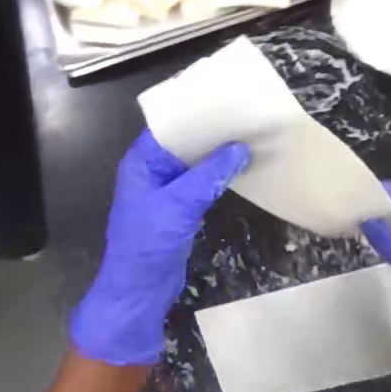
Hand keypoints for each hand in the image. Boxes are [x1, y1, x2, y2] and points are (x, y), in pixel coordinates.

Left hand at [69, 131, 249, 365]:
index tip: (229, 99)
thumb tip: (240, 148)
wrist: (138, 292)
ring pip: (194, 165)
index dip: (196, 113)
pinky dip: (217, 177)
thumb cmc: (148, 244)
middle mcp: (151, 171)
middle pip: (183, 143)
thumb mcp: (178, 206)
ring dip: (218, 156)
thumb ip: (208, 177)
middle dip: (212, 133)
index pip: (169, 126)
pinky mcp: (178, 210)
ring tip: (252, 136)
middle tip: (249, 115)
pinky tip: (242, 167)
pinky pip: (199, 185)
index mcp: (141, 162)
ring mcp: (165, 191)